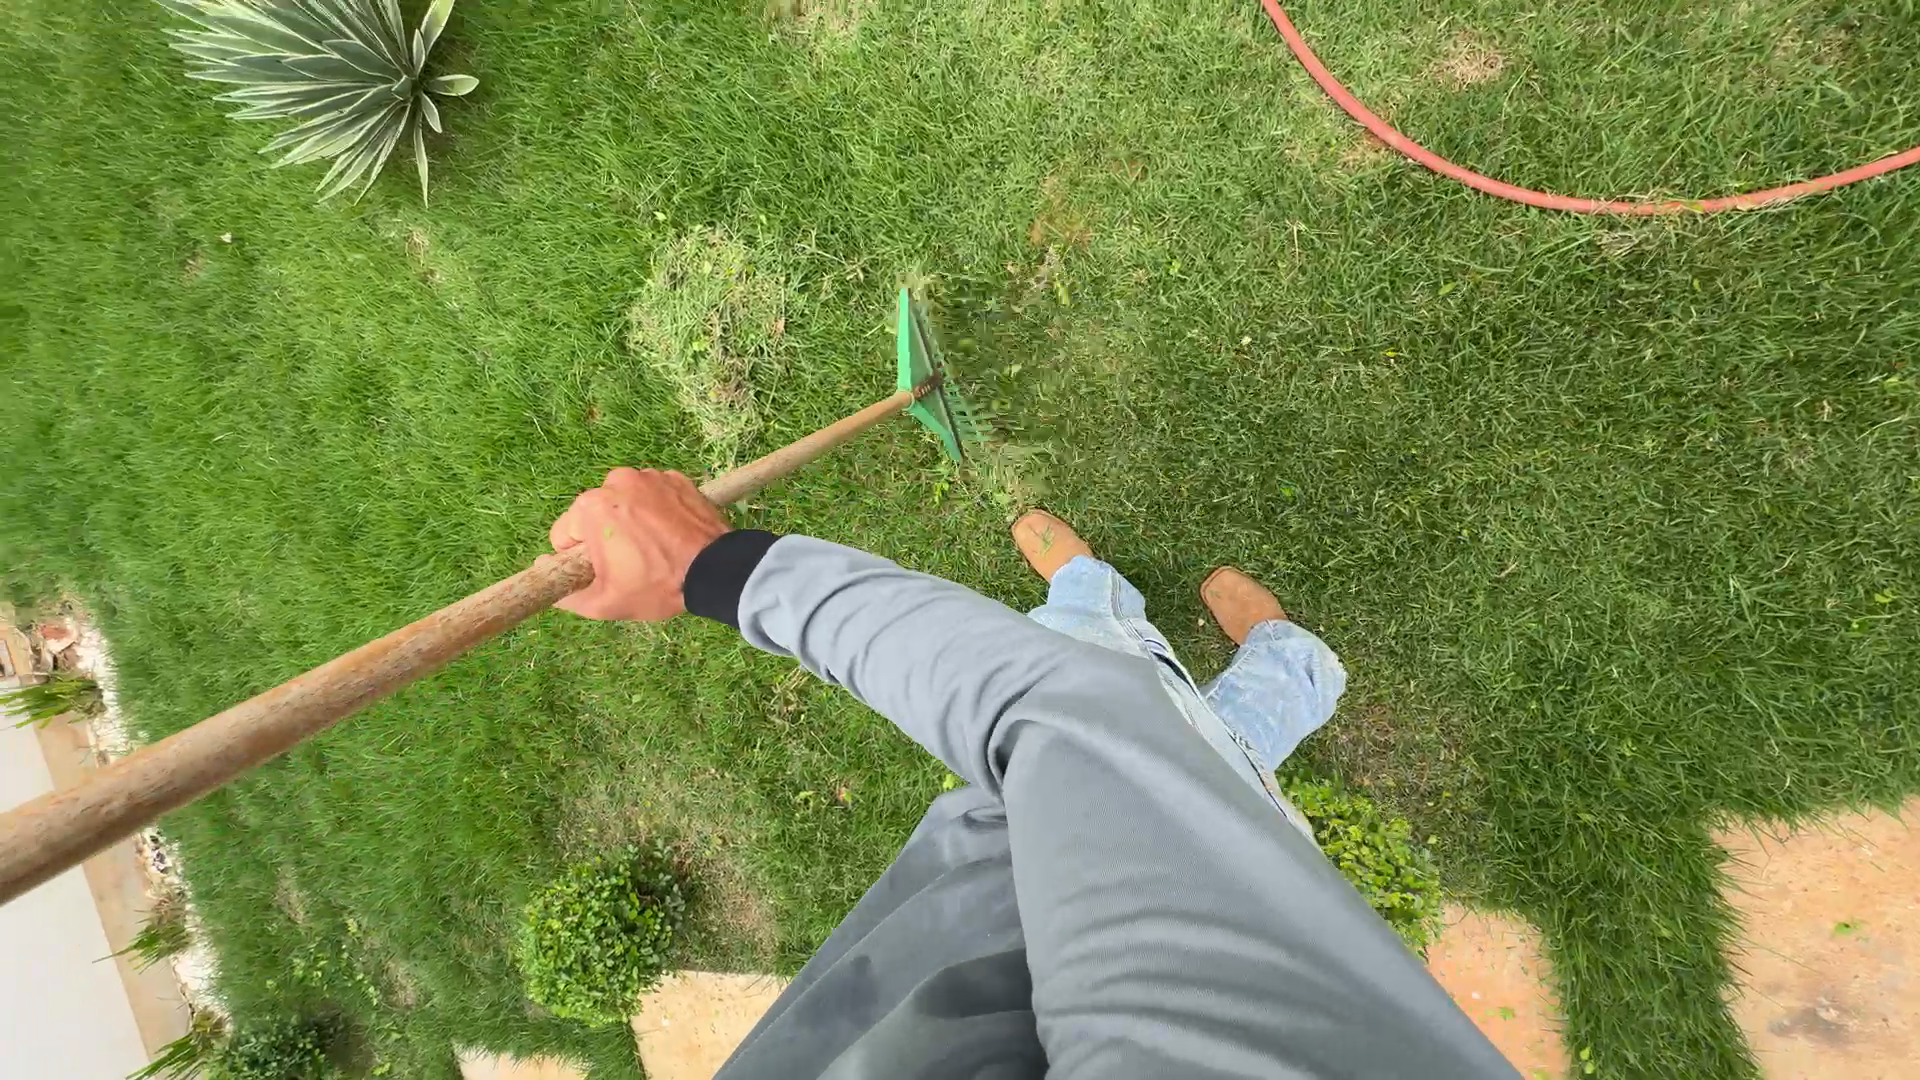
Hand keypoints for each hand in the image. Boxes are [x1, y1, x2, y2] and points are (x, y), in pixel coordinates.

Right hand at [547, 468, 729, 620]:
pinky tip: (673, 533)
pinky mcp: (679, 479)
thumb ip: (567, 592)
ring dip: (633, 520)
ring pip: (626, 502)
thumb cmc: (658, 585)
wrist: (717, 570)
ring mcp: (652, 477)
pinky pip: (656, 496)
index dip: (579, 558)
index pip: (565, 534)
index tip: (605, 570)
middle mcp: (618, 481)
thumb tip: (542, 571)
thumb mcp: (605, 603)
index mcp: (591, 506)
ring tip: (656, 547)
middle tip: (634, 561)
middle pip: (596, 514)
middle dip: (607, 536)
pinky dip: (659, 510)